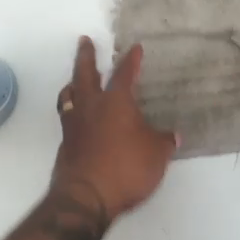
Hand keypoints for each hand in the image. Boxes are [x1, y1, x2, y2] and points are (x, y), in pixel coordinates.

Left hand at [52, 37, 177, 218]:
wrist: (86, 198)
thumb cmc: (126, 168)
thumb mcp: (157, 155)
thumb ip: (164, 142)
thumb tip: (173, 136)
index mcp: (116, 101)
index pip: (124, 73)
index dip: (131, 60)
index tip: (135, 47)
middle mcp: (92, 107)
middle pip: (85, 74)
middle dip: (86, 56)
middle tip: (84, 41)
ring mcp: (74, 125)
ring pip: (69, 95)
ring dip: (73, 83)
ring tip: (74, 79)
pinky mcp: (66, 145)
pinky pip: (67, 118)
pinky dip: (72, 111)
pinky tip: (79, 118)